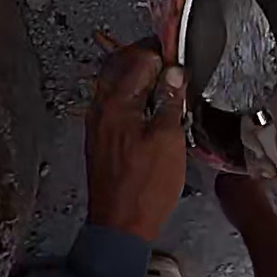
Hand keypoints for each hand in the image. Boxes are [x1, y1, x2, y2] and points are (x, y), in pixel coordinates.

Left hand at [86, 43, 187, 241]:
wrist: (121, 224)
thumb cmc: (145, 187)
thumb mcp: (168, 140)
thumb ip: (170, 102)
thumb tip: (175, 73)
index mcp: (116, 104)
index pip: (138, 61)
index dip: (160, 52)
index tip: (178, 52)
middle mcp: (101, 109)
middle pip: (119, 67)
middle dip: (144, 57)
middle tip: (169, 58)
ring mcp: (98, 124)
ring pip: (114, 85)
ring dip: (136, 75)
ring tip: (162, 77)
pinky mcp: (101, 139)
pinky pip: (113, 104)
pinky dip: (130, 95)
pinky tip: (147, 104)